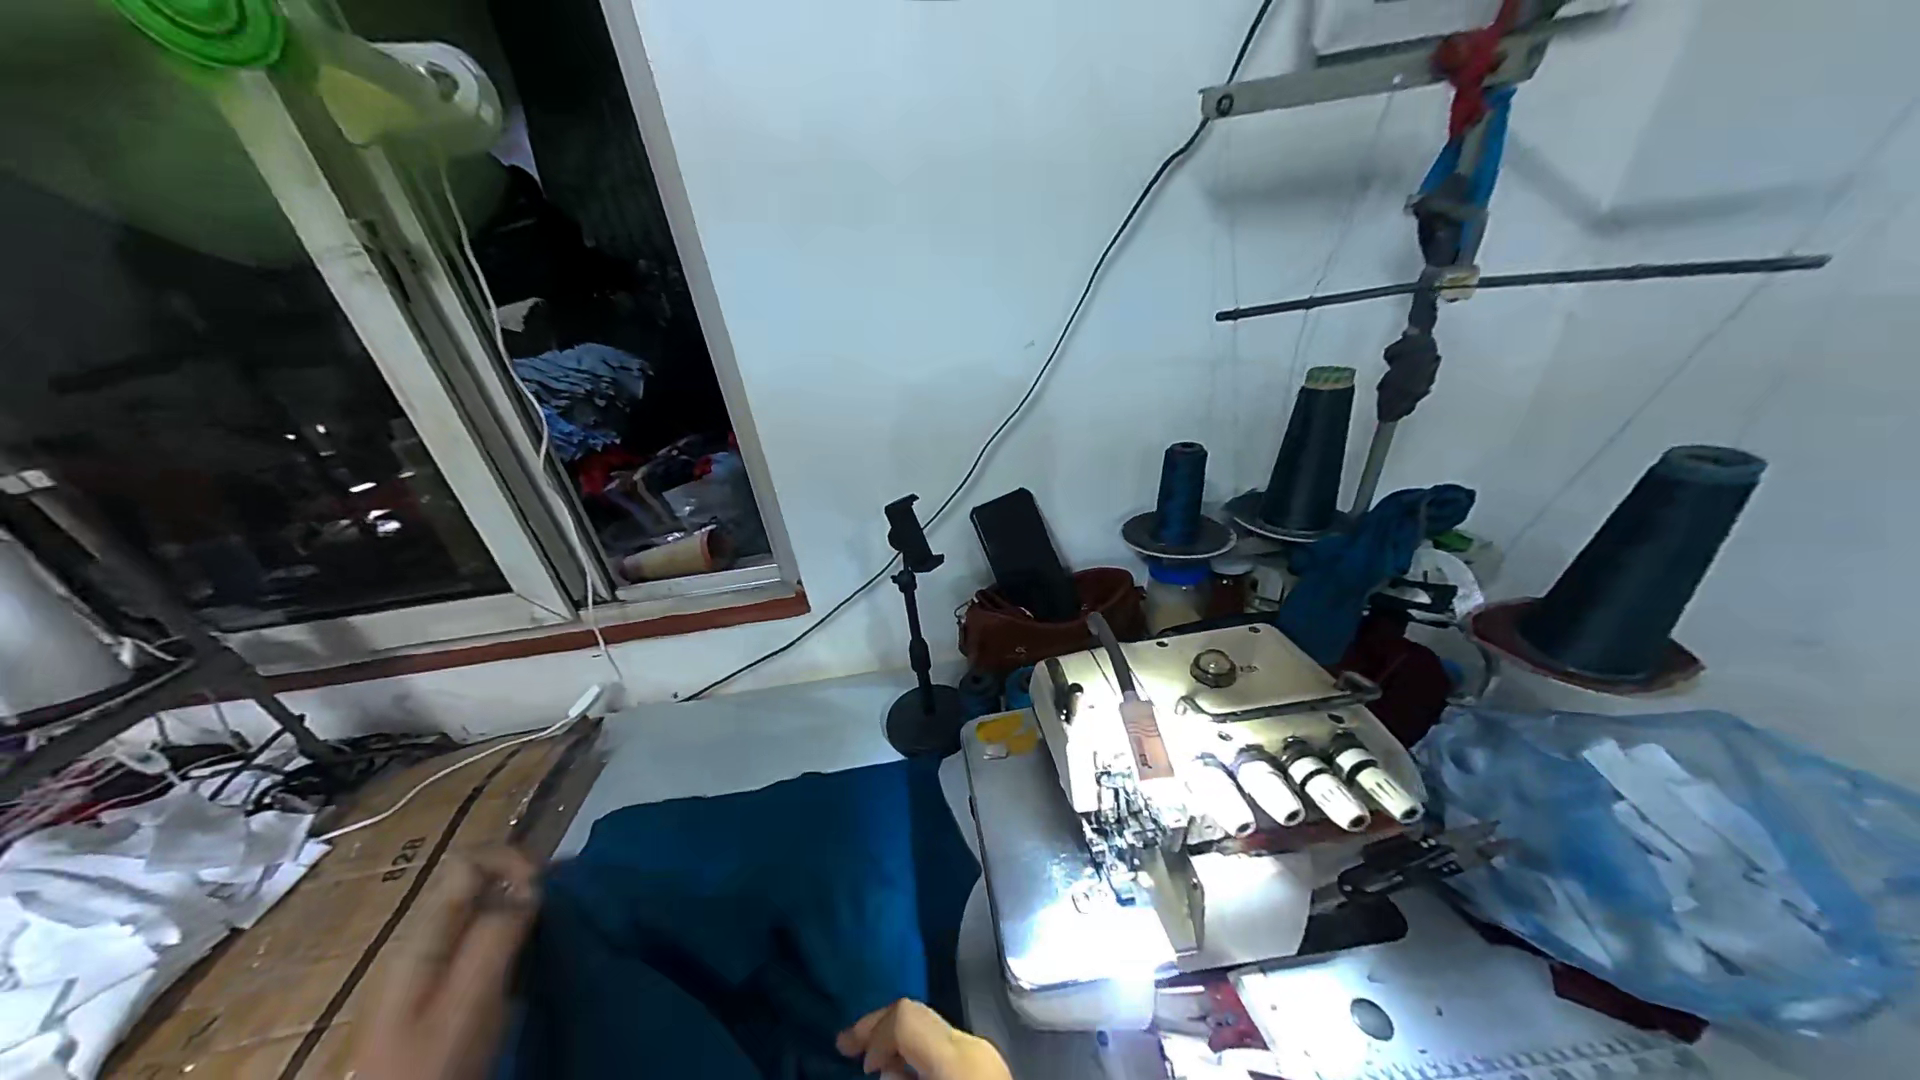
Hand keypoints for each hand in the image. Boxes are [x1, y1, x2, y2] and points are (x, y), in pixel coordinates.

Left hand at [349, 848, 541, 1079]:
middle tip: (562, 902)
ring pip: (483, 908)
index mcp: (424, 936)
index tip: (546, 886)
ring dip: (522, 906)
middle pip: (477, 882)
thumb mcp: (467, 1002)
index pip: (468, 861)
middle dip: (523, 881)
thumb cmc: (431, 1064)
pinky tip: (532, 952)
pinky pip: (483, 937)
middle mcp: (424, 940)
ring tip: (555, 923)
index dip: (512, 860)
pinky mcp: (442, 988)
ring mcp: (430, 965)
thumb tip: (532, 888)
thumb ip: (496, 937)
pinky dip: (514, 932)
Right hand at [836, 999, 1011, 1079]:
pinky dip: (919, 1054)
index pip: (906, 1017)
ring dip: (898, 1041)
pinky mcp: (988, 1068)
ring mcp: (986, 1055)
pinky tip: (905, 1072)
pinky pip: (946, 1048)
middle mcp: (973, 1044)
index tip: (857, 1063)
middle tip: (846, 1044)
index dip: (873, 1032)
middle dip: (880, 1027)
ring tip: (871, 1060)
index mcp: (958, 1056)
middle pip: (919, 1015)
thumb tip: (887, 1071)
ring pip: (932, 1031)